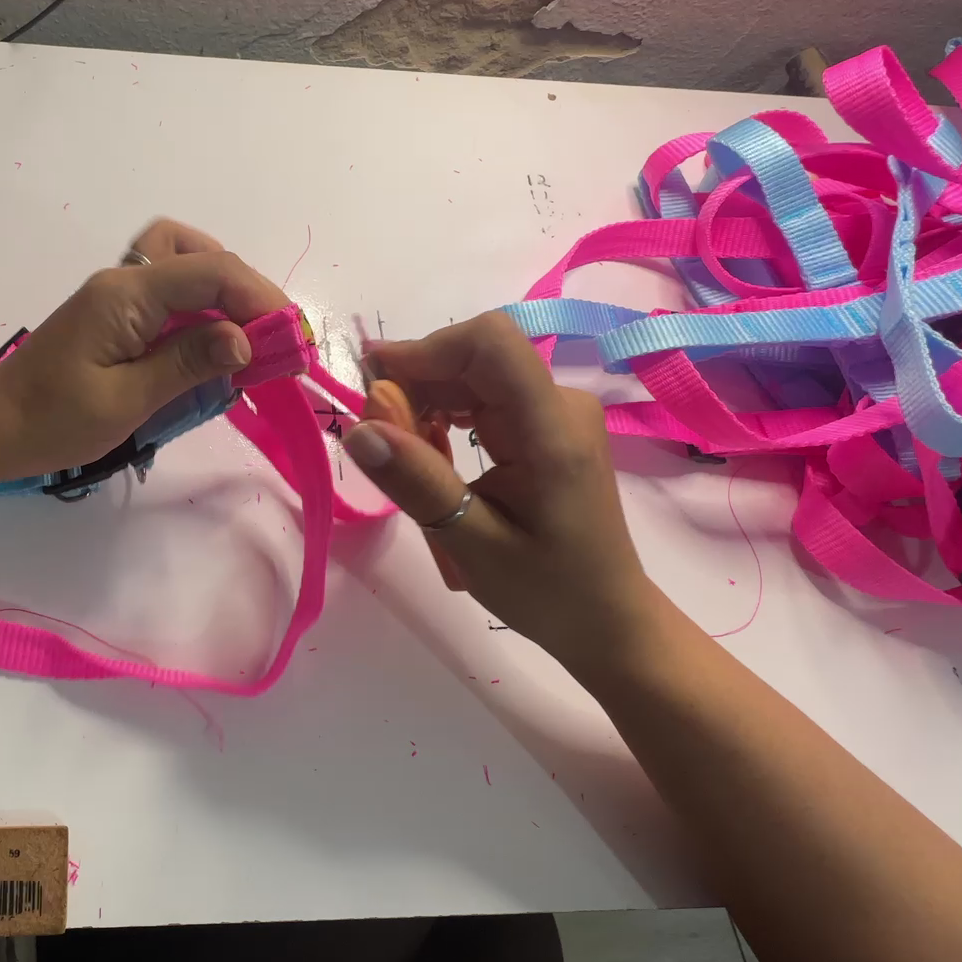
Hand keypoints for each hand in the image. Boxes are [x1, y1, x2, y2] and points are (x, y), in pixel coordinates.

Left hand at [0, 219, 289, 492]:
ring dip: (222, 291)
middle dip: (247, 292)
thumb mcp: (124, 402)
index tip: (293, 343)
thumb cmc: (51, 422)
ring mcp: (116, 295)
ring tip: (245, 338)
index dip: (261, 301)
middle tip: (271, 339)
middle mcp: (124, 280)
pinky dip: (198, 308)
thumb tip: (244, 340)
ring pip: (183, 262)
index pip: (211, 272)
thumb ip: (185, 365)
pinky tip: (210, 344)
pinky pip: (168, 293)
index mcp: (126, 295)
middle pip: (200, 255)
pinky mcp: (114, 315)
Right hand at [340, 311, 661, 661]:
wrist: (603, 617)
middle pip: (471, 357)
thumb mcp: (472, 544)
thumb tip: (359, 431)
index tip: (372, 387)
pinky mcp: (539, 423)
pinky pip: (478, 396)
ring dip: (422, 402)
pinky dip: (440, 415)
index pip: (489, 344)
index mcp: (551, 429)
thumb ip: (417, 482)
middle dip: (413, 385)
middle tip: (378, 443)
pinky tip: (426, 453)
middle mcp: (557, 403)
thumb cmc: (546, 589)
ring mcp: (551, 411)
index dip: (425, 351)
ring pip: (468, 374)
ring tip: (401, 455)